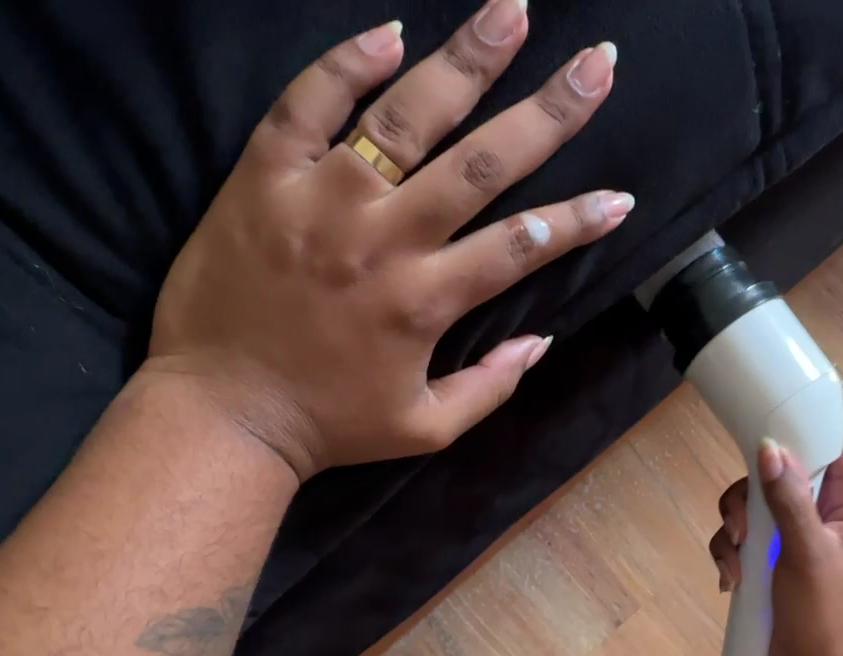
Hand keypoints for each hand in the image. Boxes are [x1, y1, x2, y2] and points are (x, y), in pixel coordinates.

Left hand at [142, 1, 630, 478]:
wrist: (220, 413)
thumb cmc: (331, 424)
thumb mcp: (427, 427)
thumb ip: (490, 386)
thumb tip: (542, 341)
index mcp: (426, 302)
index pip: (522, 245)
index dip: (579, 220)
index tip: (622, 198)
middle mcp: (384, 240)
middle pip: (482, 163)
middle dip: (548, 111)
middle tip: (595, 64)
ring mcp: (319, 201)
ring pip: (404, 117)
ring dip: (466, 61)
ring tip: (512, 10)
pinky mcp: (260, 179)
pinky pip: (304, 105)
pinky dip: (344, 64)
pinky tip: (390, 32)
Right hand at [708, 431, 842, 655]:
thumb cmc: (824, 616)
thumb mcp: (808, 555)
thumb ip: (789, 501)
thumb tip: (770, 447)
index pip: (841, 445)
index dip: (818, 417)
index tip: (786, 393)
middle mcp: (823, 512)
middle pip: (782, 471)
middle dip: (751, 494)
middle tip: (742, 524)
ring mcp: (794, 533)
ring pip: (754, 502)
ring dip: (735, 529)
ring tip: (736, 563)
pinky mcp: (771, 554)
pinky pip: (742, 534)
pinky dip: (731, 553)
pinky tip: (731, 579)